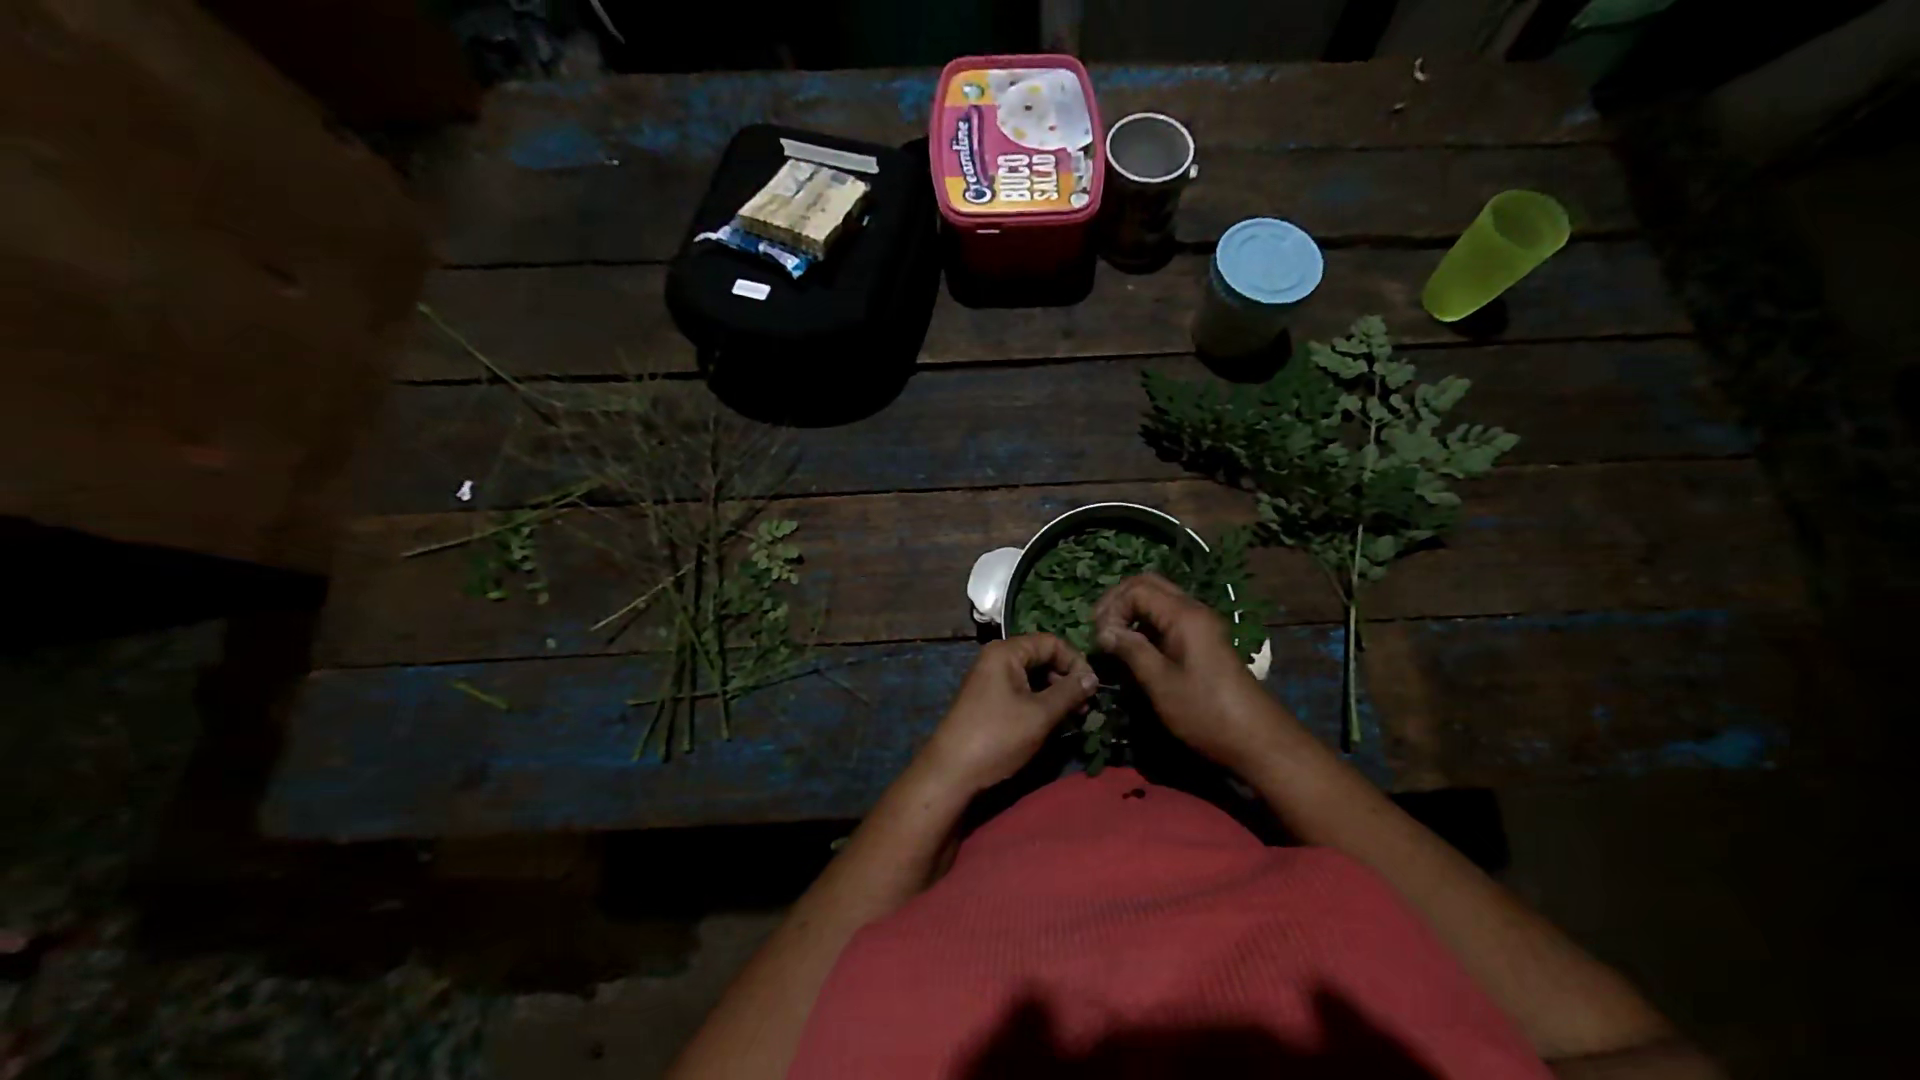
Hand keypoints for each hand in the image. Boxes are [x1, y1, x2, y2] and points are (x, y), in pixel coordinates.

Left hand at [919, 634, 1097, 795]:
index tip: (1093, 688)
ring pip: (1033, 677)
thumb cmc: (997, 737)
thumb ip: (1069, 693)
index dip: (1076, 661)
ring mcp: (991, 680)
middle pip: (1042, 657)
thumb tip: (1093, 678)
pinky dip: (1040, 702)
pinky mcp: (989, 700)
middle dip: (1067, 679)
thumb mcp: (1040, 714)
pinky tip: (1054, 721)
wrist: (951, 771)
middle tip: (1085, 707)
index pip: (1051, 642)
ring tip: (1074, 717)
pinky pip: (1022, 691)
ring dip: (1056, 693)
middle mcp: (997, 659)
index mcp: (1006, 652)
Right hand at [1092, 573, 1296, 772]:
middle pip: (1148, 585)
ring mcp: (1201, 624)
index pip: (1137, 589)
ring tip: (1112, 637)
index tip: (1100, 638)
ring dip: (1131, 610)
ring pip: (1159, 599)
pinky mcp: (1203, 640)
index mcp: (1184, 615)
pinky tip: (1133, 646)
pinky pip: (1168, 617)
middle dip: (1119, 600)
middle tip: (1099, 627)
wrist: (1257, 738)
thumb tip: (1103, 632)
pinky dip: (1146, 623)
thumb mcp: (1161, 683)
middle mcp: (1194, 610)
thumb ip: (1131, 650)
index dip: (1112, 608)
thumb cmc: (1206, 712)